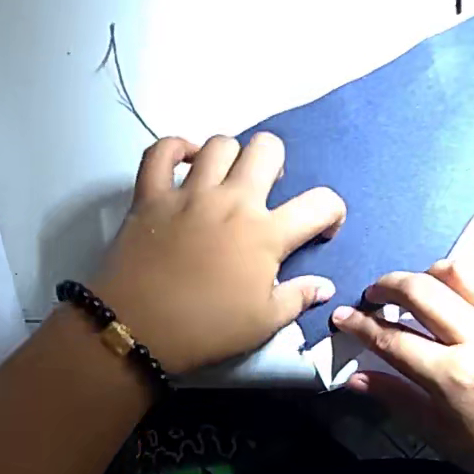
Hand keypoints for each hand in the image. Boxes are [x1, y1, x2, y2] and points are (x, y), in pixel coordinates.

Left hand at [93, 134, 345, 373]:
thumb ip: (298, 298)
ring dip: (231, 158)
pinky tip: (185, 163)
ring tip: (228, 181)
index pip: (319, 204)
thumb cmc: (209, 329)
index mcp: (267, 234)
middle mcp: (233, 201)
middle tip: (269, 192)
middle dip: (277, 164)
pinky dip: (175, 149)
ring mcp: (190, 193)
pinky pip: (161, 151)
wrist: (140, 329)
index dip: (332, 213)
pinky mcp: (151, 194)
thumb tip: (325, 286)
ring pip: (219, 144)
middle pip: (267, 149)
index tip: (322, 230)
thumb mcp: (264, 322)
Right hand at [331, 245, 473, 473]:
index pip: (391, 340)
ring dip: (430, 270)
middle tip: (375, 295)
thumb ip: (400, 401)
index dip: (360, 325)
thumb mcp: (445, 438)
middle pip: (420, 294)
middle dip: (387, 287)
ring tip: (420, 283)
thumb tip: (356, 378)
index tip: (344, 316)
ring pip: (462, 272)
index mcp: (452, 378)